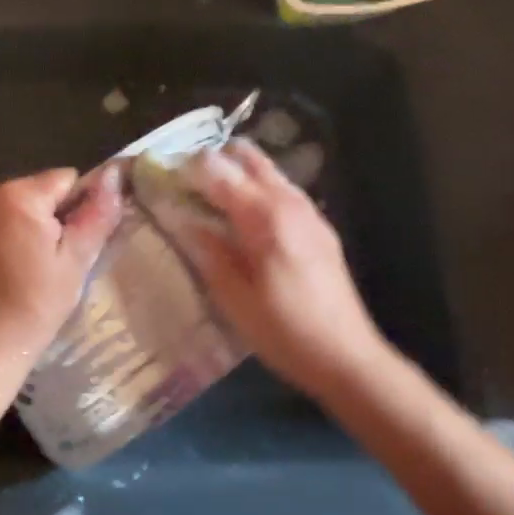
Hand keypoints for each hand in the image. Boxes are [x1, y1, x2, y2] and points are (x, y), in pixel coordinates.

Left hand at [0, 166, 122, 370]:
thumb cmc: (36, 302)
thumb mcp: (76, 260)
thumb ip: (97, 213)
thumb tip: (114, 176)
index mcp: (19, 194)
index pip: (64, 180)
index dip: (75, 208)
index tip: (70, 242)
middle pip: (34, 190)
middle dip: (45, 216)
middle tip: (48, 259)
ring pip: (8, 204)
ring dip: (19, 223)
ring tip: (22, 265)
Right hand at [186, 139, 386, 395]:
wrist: (348, 358)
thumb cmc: (285, 332)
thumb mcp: (234, 299)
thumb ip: (208, 252)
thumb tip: (183, 219)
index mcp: (264, 216)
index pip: (218, 169)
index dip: (188, 168)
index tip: (165, 179)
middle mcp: (288, 202)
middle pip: (247, 156)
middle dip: (215, 160)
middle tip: (188, 183)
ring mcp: (309, 211)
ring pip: (268, 170)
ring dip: (238, 173)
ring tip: (211, 199)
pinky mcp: (319, 226)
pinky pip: (282, 190)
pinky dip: (259, 189)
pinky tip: (246, 219)